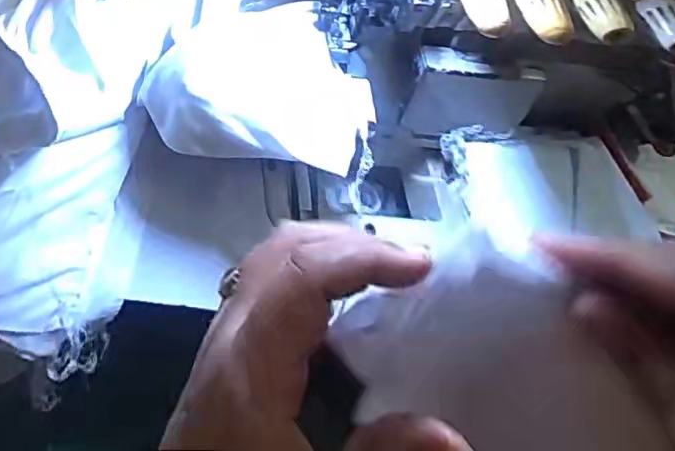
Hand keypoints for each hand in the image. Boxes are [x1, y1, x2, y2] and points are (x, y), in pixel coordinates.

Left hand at [162, 223, 460, 450]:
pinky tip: (345, 293)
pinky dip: (315, 267)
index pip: (304, 275)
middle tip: (410, 264)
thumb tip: (451, 437)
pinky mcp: (229, 341)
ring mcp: (224, 331)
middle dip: (355, 244)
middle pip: (289, 248)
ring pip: (275, 252)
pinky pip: (271, 274)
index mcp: (247, 366)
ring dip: (333, 248)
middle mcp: (230, 333)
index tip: (419, 265)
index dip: (364, 258)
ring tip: (383, 267)